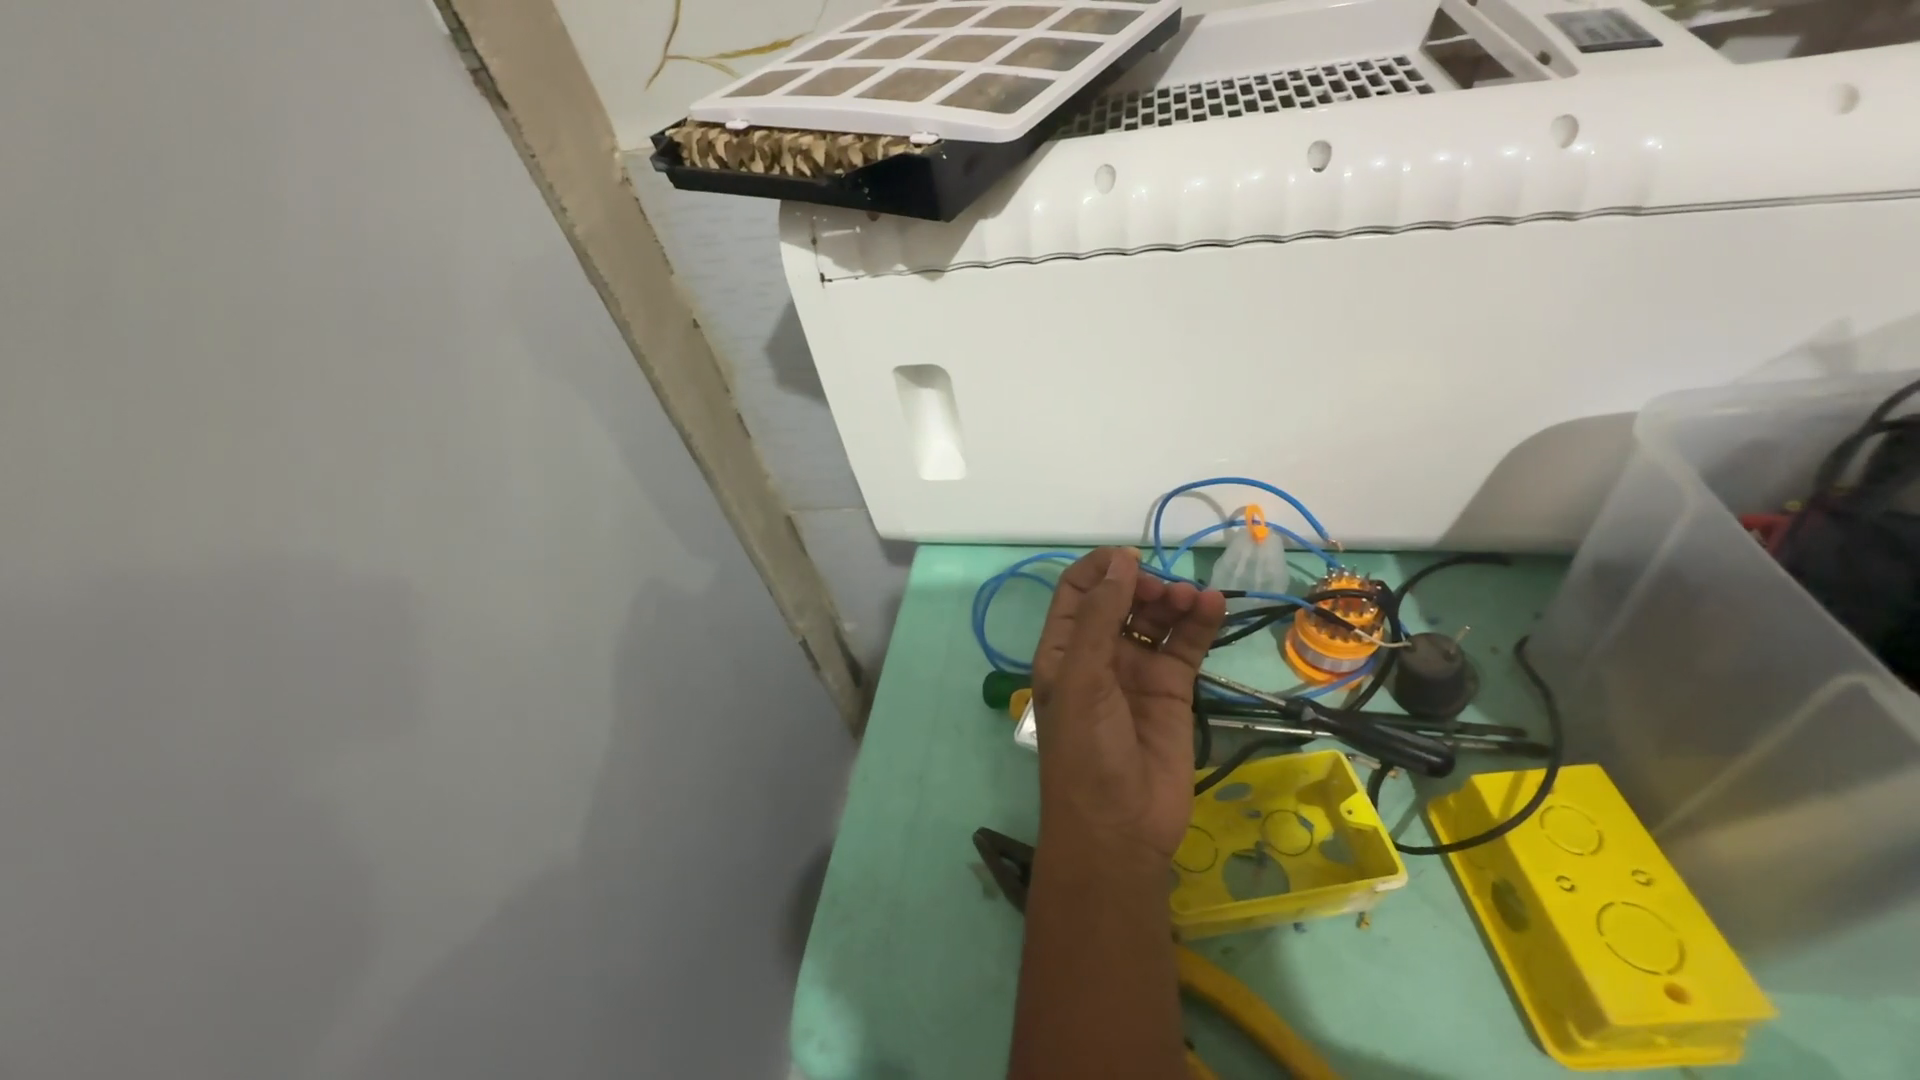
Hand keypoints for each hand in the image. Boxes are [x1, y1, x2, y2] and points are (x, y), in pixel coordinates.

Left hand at [1029, 547, 1226, 861]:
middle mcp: (1098, 655)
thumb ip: (1100, 619)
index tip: (1130, 559)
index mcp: (1064, 650)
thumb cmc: (1086, 751)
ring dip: (1174, 599)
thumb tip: (1122, 562)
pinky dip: (1200, 623)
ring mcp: (1136, 672)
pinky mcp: (1173, 691)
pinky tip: (1213, 606)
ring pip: (1156, 618)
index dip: (1101, 570)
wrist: (1120, 828)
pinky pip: (1186, 645)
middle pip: (1121, 600)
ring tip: (1192, 599)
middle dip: (1142, 585)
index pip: (1077, 591)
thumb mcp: (1082, 680)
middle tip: (1165, 592)